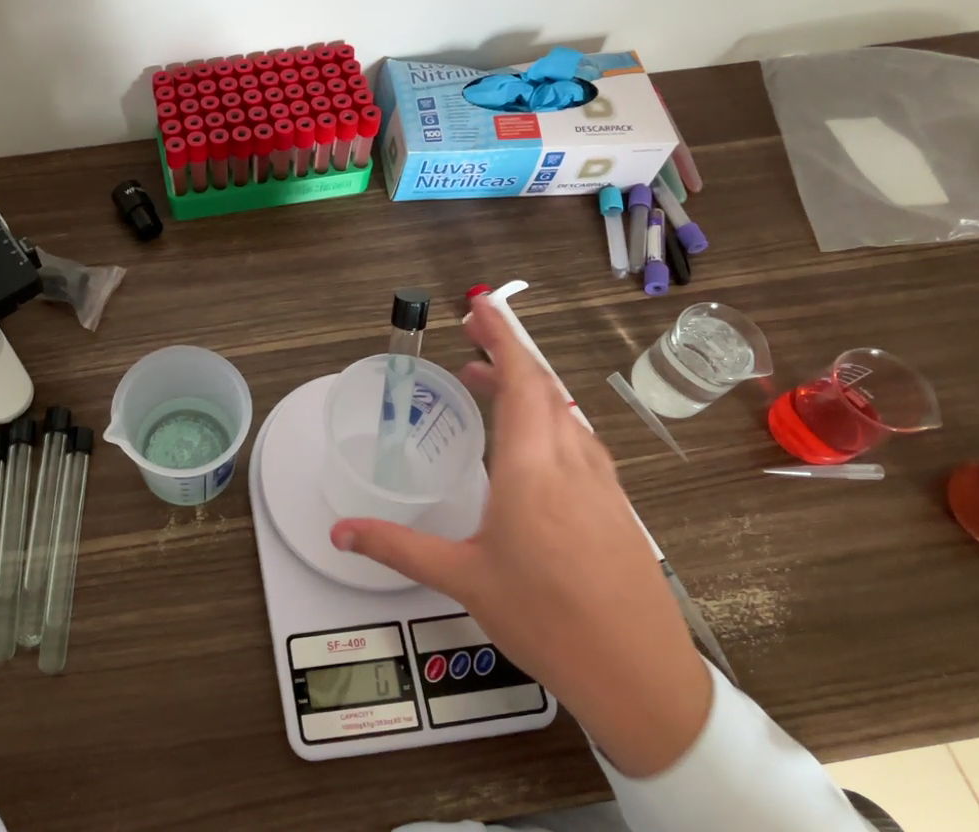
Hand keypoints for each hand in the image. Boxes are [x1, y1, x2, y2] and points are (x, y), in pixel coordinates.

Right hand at [330, 294, 710, 775]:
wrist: (638, 673)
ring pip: (566, 413)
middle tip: (470, 341)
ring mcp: (602, 483)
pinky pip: (581, 441)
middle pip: (544, 388)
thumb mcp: (462, 579)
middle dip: (508, 354)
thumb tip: (340, 531)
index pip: (520, 381)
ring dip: (528, 388)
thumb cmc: (546, 620)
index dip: (501, 336)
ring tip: (489, 386)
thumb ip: (397, 546)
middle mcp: (572, 463)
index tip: (480, 306)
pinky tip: (530, 447)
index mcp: (532, 470)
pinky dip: (550, 420)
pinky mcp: (616, 505)